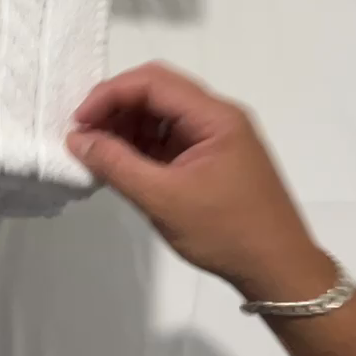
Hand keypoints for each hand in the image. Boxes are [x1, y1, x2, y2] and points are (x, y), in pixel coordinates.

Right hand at [67, 62, 336, 300]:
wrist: (280, 273)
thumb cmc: (226, 233)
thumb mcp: (163, 199)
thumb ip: (116, 165)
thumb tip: (76, 139)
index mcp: (215, 117)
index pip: (153, 82)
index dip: (109, 95)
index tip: (78, 123)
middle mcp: (217, 117)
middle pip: (156, 91)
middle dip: (114, 107)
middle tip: (83, 134)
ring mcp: (214, 138)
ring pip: (160, 114)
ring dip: (124, 126)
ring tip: (96, 151)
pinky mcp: (209, 159)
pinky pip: (167, 138)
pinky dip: (139, 145)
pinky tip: (119, 163)